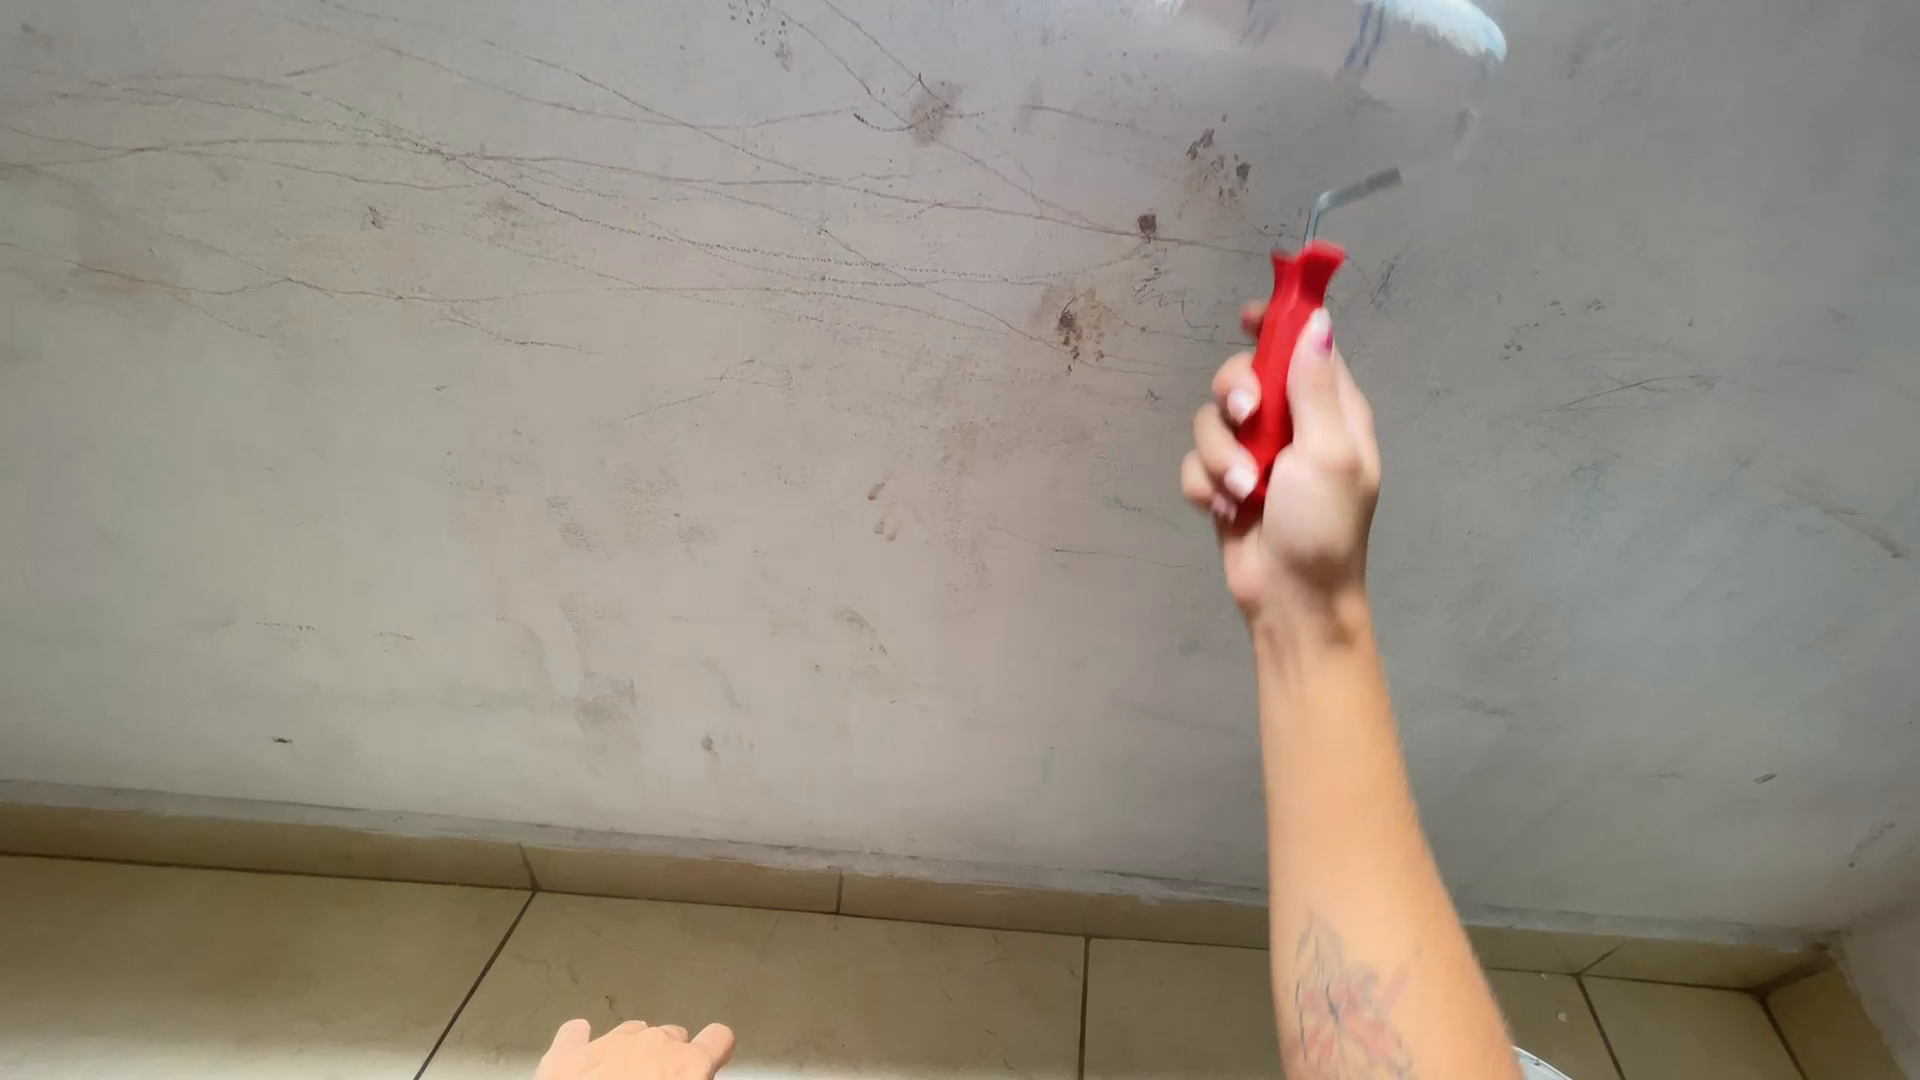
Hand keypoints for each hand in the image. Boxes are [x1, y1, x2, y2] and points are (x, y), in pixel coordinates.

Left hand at [535, 1018, 734, 1079]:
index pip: (720, 1039)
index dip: (715, 1053)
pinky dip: (578, 1043)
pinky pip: (574, 1034)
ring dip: (630, 1054)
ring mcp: (609, 1044)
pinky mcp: (566, 1055)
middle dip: (667, 1061)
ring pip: (631, 1033)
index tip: (708, 1068)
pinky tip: (578, 1058)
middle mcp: (655, 1044)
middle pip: (672, 1036)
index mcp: (687, 1067)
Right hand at [1180, 304, 1379, 627]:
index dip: (1276, 325)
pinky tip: (1224, 510)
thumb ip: (1314, 386)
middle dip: (1233, 396)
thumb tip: (1316, 320)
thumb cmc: (1322, 525)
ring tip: (1242, 493)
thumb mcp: (1328, 452)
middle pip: (1241, 377)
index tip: (1246, 318)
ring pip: (1209, 423)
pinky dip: (1205, 486)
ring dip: (1220, 458)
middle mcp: (1288, 426)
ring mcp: (1251, 455)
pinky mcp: (1221, 484)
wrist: (1289, 595)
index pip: (1302, 346)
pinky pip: (1194, 464)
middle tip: (1246, 416)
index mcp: (1328, 411)